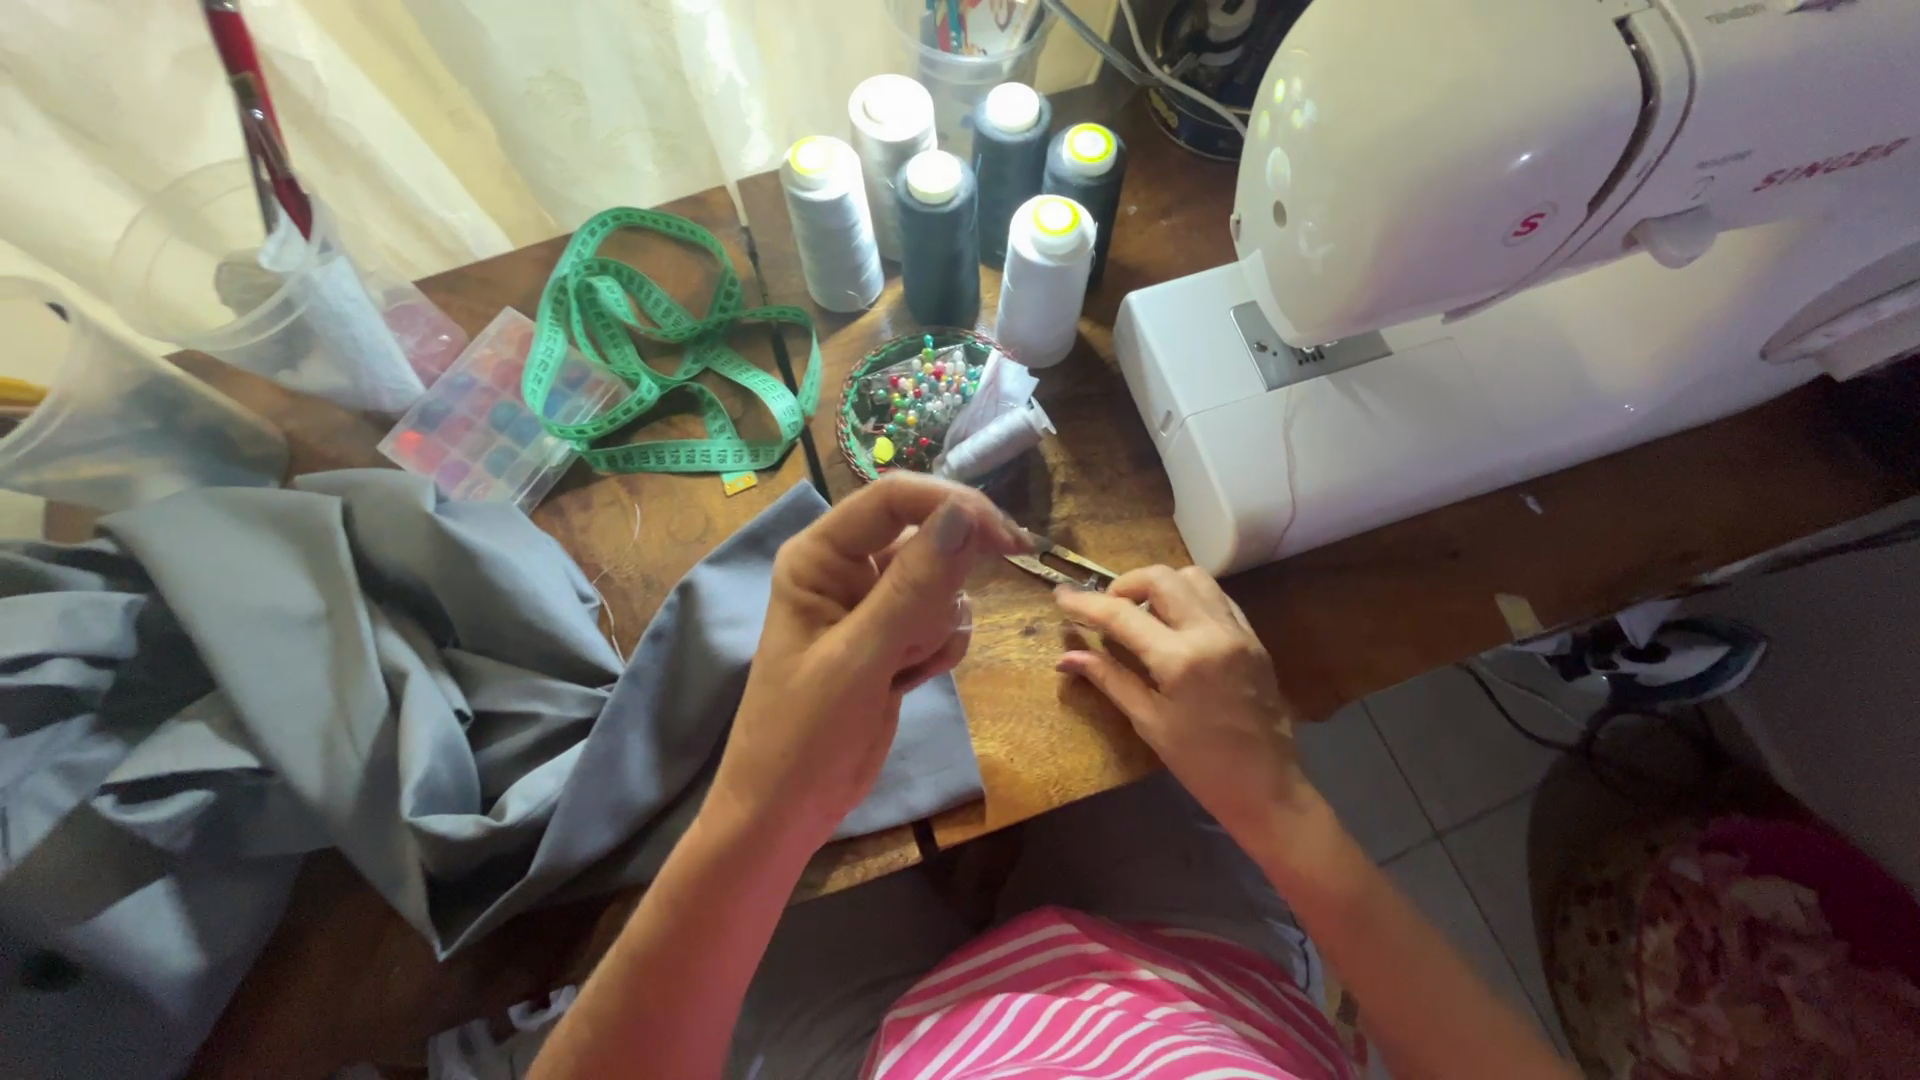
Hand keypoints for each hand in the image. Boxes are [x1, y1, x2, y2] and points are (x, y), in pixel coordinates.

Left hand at [708, 475, 1028, 847]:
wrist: (788, 807)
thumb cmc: (804, 732)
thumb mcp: (859, 657)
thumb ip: (913, 585)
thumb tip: (964, 513)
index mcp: (819, 555)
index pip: (894, 498)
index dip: (952, 507)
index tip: (1006, 540)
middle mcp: (847, 567)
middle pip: (927, 536)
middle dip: (941, 587)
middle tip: (921, 640)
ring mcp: (874, 603)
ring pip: (944, 581)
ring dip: (938, 626)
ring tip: (900, 670)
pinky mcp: (895, 636)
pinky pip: (944, 617)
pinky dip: (939, 647)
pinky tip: (909, 680)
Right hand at [1053, 566, 1314, 840]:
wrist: (1266, 786)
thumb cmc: (1200, 764)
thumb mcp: (1148, 721)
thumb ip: (1108, 679)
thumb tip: (1065, 657)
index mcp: (1180, 660)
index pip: (1122, 615)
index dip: (1086, 603)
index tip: (1061, 596)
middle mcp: (1211, 633)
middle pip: (1161, 578)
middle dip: (1125, 585)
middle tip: (1108, 610)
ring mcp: (1237, 632)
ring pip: (1193, 578)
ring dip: (1160, 586)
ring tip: (1143, 614)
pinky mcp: (1253, 638)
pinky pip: (1217, 597)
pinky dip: (1189, 598)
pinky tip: (1175, 623)